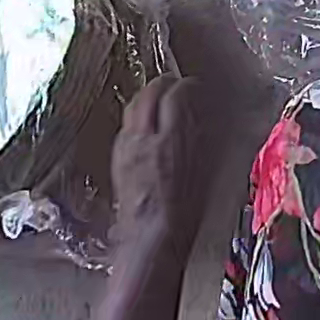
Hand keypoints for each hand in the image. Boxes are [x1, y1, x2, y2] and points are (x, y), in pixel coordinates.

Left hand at [111, 75, 205, 251]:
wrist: (152, 238)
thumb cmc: (184, 209)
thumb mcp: (202, 168)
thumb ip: (197, 136)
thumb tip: (197, 115)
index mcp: (170, 140)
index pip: (175, 97)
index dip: (186, 86)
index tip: (194, 84)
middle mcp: (144, 139)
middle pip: (148, 95)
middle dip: (162, 83)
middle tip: (174, 81)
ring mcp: (126, 148)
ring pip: (133, 107)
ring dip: (147, 96)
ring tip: (159, 95)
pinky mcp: (117, 159)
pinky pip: (126, 125)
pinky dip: (138, 114)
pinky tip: (146, 122)